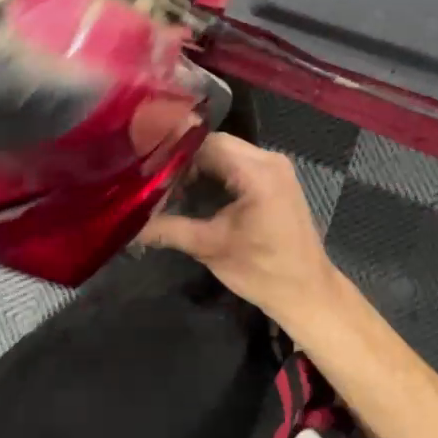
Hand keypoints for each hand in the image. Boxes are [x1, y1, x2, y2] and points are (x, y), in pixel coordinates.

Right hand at [138, 134, 341, 326]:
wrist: (307, 293)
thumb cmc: (262, 271)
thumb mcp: (211, 248)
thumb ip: (170, 229)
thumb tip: (129, 225)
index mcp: (257, 172)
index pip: (206, 144)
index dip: (174, 153)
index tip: (147, 166)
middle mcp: (269, 160)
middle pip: (216, 144)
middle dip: (185, 160)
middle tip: (155, 179)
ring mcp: (276, 167)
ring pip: (226, 152)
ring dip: (200, 167)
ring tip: (170, 186)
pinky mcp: (276, 179)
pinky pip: (239, 163)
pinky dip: (217, 173)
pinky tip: (196, 191)